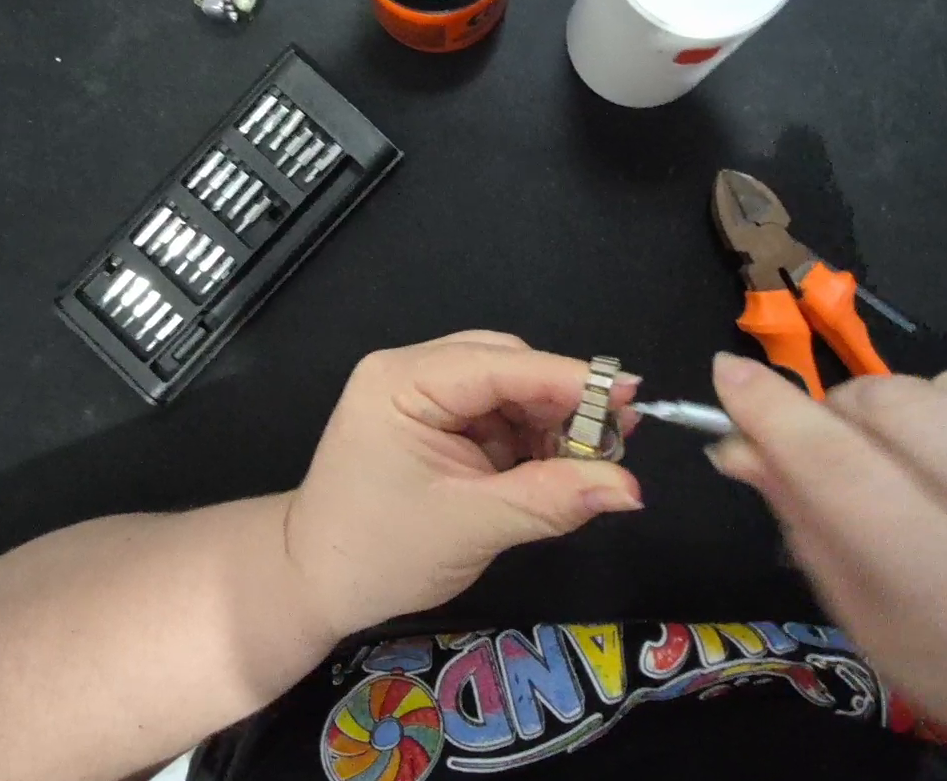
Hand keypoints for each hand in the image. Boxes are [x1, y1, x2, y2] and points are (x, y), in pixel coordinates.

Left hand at [284, 331, 642, 640]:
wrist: (314, 581)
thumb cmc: (379, 553)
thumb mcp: (470, 526)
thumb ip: (551, 499)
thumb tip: (631, 488)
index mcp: (402, 381)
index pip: (498, 364)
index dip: (569, 378)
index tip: (632, 393)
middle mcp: (410, 372)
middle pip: (505, 366)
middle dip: (561, 402)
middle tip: (614, 440)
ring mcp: (420, 393)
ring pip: (506, 389)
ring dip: (550, 422)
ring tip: (590, 461)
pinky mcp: (433, 419)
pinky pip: (495, 414)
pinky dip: (530, 439)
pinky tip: (555, 465)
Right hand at [706, 338, 946, 780]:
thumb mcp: (872, 624)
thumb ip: (803, 524)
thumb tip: (738, 441)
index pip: (835, 465)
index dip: (768, 408)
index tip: (726, 373)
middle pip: (887, 400)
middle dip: (842, 415)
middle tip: (853, 455)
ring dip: (922, 410)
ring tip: (944, 463)